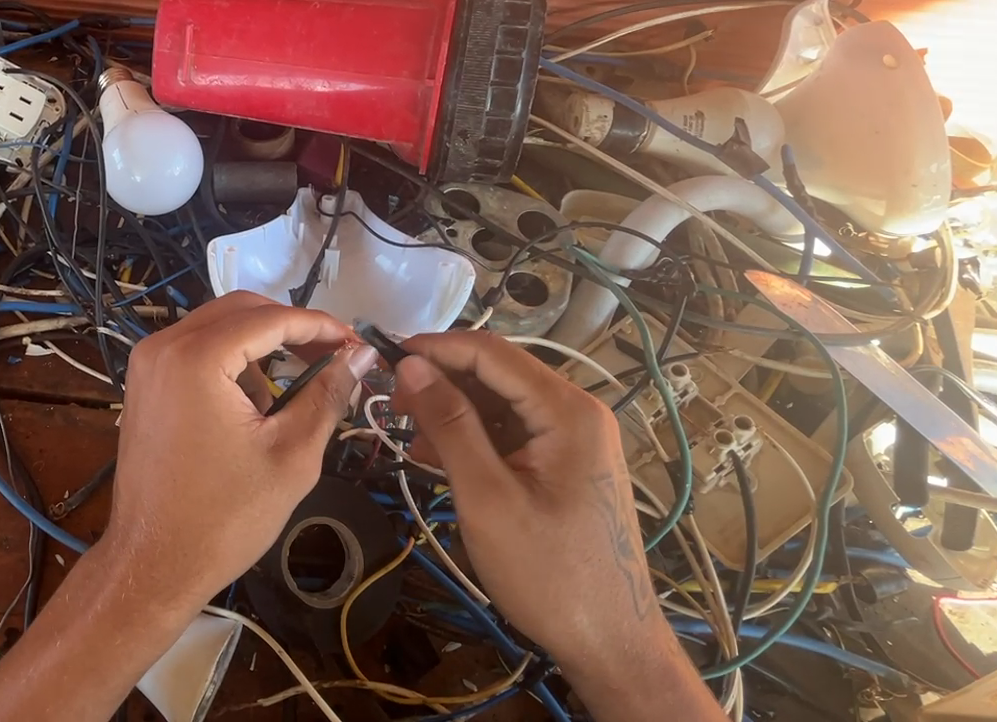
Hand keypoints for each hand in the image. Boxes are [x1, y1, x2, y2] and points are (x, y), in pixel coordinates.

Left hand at [103, 291, 376, 610]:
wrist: (154, 563)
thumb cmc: (225, 516)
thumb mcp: (291, 454)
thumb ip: (328, 393)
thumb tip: (362, 355)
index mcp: (196, 357)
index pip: (269, 318)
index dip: (319, 325)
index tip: (357, 342)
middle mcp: (164, 345)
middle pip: (240, 310)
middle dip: (290, 327)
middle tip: (334, 355)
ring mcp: (148, 362)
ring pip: (217, 326)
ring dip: (260, 344)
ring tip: (295, 388)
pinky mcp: (145, 381)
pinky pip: (196, 349)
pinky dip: (230, 361)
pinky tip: (253, 404)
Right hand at [393, 331, 714, 721]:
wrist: (612, 647)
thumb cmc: (548, 573)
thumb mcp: (487, 496)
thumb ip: (449, 423)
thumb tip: (409, 364)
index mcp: (567, 411)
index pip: (490, 353)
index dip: (434, 348)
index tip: (384, 358)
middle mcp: (576, 412)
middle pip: (496, 372)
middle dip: (441, 379)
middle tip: (392, 402)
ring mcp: (574, 438)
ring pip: (498, 400)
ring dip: (452, 409)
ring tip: (409, 433)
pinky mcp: (564, 462)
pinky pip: (510, 430)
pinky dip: (472, 435)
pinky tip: (437, 456)